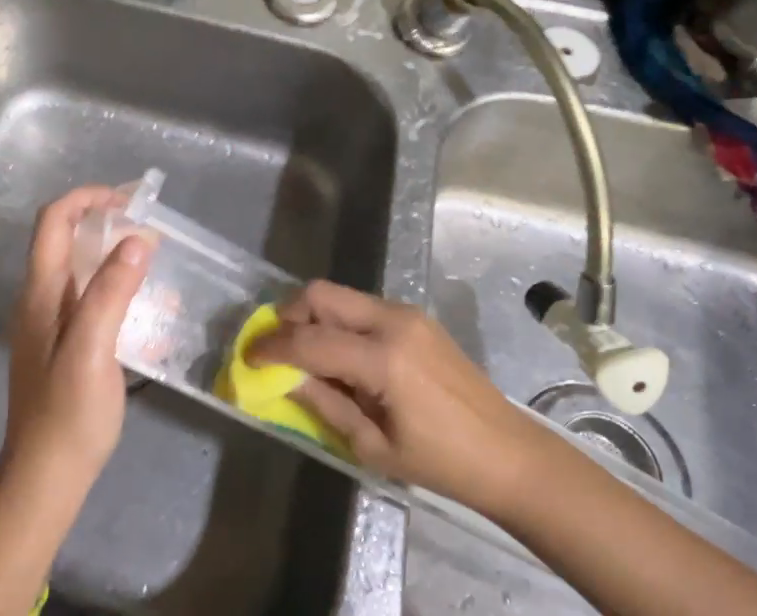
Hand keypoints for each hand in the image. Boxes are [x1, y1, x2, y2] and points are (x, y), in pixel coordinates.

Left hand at [2, 185, 155, 489]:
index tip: (128, 201)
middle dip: (102, 219)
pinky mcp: (61, 342)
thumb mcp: (93, 349)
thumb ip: (111, 292)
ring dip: (108, 250)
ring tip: (150, 255)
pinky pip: (84, 295)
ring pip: (75, 266)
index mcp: (39, 292)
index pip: (53, 221)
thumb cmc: (69, 413)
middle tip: (147, 224)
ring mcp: (48, 321)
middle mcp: (38, 298)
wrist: (46, 474)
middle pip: (63, 238)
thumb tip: (136, 237)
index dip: (86, 198)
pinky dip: (110, 282)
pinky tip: (140, 299)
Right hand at [249, 279, 542, 513]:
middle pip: (320, 294)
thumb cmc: (442, 462)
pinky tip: (341, 355)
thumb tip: (284, 378)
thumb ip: (324, 403)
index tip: (247, 356)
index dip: (272, 347)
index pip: (309, 340)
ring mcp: (408, 314)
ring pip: (340, 295)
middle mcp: (393, 322)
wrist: (509, 454)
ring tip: (305, 354)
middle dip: (289, 316)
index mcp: (383, 358)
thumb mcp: (372, 446)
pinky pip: (362, 306)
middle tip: (276, 348)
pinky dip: (339, 321)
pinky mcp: (417, 318)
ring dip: (313, 316)